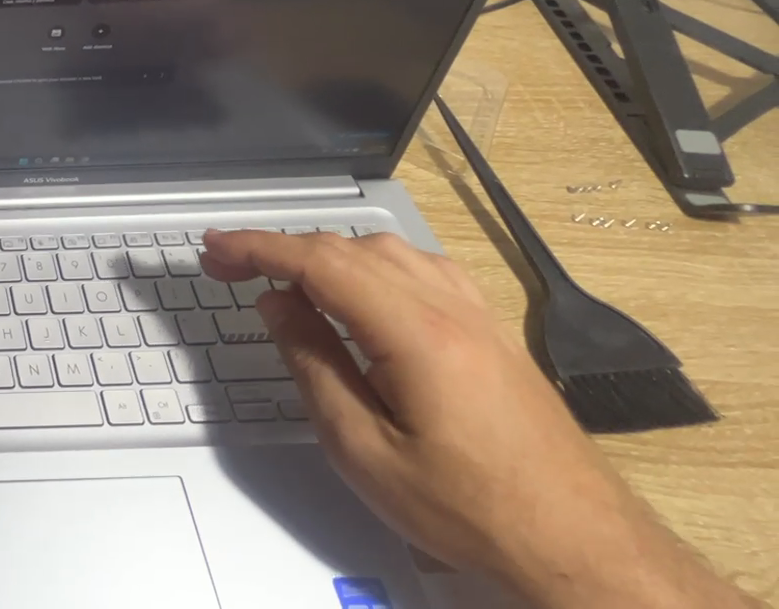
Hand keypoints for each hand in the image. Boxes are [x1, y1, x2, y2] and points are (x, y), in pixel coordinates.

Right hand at [201, 229, 759, 608]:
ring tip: (280, 277)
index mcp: (416, 334)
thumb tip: (276, 302)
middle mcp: (449, 308)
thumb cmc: (465, 508)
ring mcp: (477, 315)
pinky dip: (367, 261)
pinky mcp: (491, 330)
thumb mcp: (361, 448)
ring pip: (385, 250)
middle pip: (347, 248)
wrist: (584, 549)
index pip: (320, 262)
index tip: (212, 249)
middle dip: (278, 248)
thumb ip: (312, 363)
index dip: (257, 247)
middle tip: (225, 266)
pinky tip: (354, 286)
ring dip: (322, 252)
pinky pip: (419, 267)